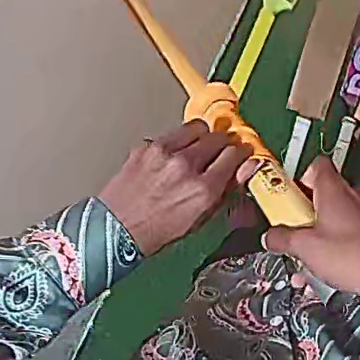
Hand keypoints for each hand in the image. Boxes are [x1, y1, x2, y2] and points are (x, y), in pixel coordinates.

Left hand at [99, 121, 255, 254]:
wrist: (117, 228)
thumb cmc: (155, 231)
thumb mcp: (199, 220)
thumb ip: (223, 193)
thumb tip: (242, 172)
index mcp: (203, 191)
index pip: (234, 156)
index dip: (241, 153)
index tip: (242, 153)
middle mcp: (185, 167)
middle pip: (218, 138)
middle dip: (224, 143)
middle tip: (222, 150)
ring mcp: (164, 153)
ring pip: (196, 128)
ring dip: (203, 136)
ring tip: (200, 148)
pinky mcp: (147, 146)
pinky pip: (171, 134)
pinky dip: (177, 142)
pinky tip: (174, 155)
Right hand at [262, 158, 359, 300]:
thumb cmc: (354, 257)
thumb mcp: (306, 248)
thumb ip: (283, 239)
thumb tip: (271, 237)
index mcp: (333, 190)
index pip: (315, 166)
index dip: (296, 180)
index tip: (284, 199)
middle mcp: (352, 197)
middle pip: (320, 196)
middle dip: (302, 217)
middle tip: (292, 235)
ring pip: (333, 219)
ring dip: (316, 237)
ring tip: (307, 260)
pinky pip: (347, 234)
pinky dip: (334, 247)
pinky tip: (325, 270)